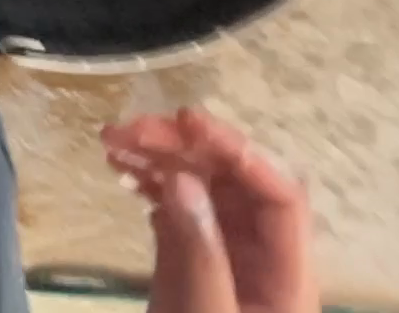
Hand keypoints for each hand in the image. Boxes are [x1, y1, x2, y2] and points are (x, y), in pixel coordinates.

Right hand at [103, 108, 318, 312]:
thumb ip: (199, 252)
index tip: (185, 119)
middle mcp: (260, 259)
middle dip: (182, 146)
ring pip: (200, 187)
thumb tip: (183, 179)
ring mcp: (223, 257)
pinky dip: (148, 179)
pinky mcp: (188, 260)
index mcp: (287, 278)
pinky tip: (119, 170)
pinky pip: (175, 205)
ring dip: (157, 156)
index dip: (239, 151)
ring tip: (111, 142)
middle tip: (127, 130)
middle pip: (234, 182)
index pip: (279, 197)